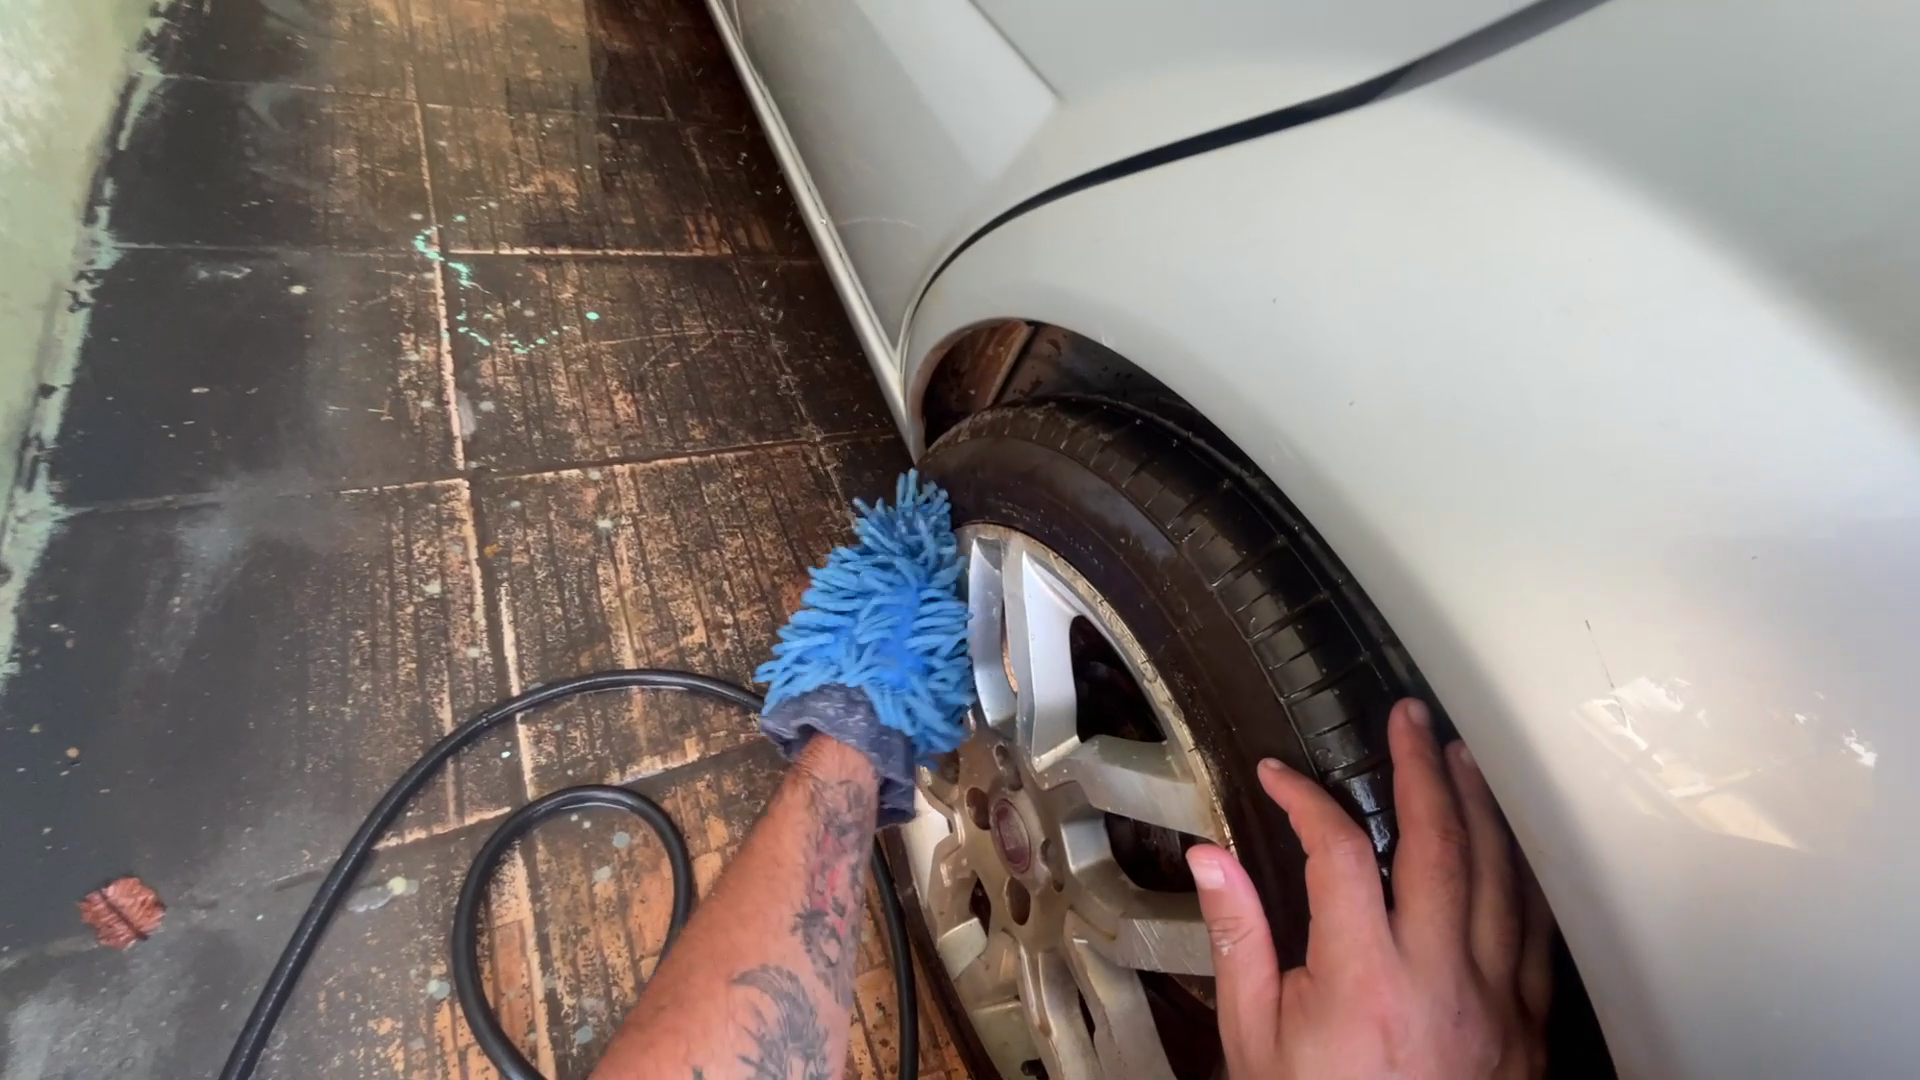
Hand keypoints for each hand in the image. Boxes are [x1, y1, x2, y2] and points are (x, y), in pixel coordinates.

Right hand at [1185, 699, 1553, 1079]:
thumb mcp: (1254, 1037)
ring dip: (1477, 806)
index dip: (1304, 799)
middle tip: (1407, 717)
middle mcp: (1442, 979)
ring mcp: (1498, 1003)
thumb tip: (1207, 856)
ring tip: (1456, 755)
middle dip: (1421, 769)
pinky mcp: (1528, 1028)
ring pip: (1500, 880)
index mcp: (1364, 980)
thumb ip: (1236, 939)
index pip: (1338, 853)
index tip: (1274, 774)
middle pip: (1441, 847)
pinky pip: (1531, 931)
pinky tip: (1501, 841)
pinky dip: (1516, 872)